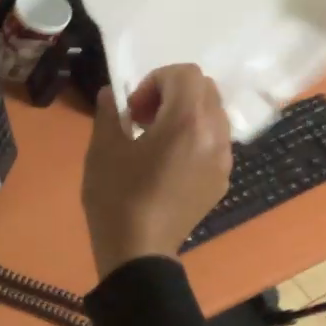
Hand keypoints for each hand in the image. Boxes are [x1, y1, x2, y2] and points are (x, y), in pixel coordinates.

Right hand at [81, 64, 234, 279]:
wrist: (138, 252)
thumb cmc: (115, 200)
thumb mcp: (101, 153)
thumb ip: (109, 116)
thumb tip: (109, 95)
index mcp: (185, 120)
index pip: (183, 73)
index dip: (154, 81)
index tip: (132, 110)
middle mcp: (214, 131)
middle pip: (203, 89)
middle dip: (172, 95)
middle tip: (142, 121)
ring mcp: (223, 157)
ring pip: (213, 115)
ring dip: (185, 117)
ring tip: (156, 144)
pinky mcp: (221, 179)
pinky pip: (214, 144)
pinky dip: (194, 140)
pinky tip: (168, 167)